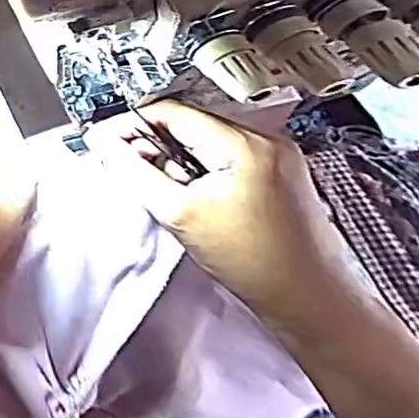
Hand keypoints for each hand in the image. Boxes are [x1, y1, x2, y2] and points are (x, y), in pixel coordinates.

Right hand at [86, 100, 363, 332]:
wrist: (314, 305)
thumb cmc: (257, 265)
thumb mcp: (180, 214)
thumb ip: (134, 172)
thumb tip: (104, 142)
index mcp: (246, 144)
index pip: (172, 112)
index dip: (132, 124)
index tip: (107, 139)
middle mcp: (266, 140)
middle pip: (189, 122)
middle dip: (154, 142)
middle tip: (132, 167)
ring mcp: (277, 155)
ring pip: (205, 138)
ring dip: (177, 156)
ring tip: (169, 189)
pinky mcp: (280, 172)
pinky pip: (226, 154)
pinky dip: (201, 167)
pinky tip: (195, 195)